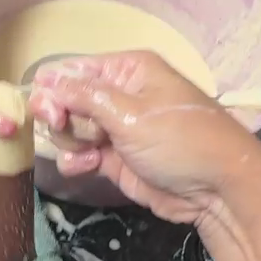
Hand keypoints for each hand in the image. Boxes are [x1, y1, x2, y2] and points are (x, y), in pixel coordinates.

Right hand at [28, 51, 260, 225]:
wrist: (215, 190)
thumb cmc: (179, 140)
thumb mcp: (130, 113)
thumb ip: (83, 97)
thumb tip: (45, 80)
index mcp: (127, 70)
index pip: (74, 70)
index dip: (54, 88)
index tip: (47, 110)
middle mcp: (118, 95)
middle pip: (66, 100)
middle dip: (61, 117)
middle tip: (64, 129)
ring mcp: (115, 128)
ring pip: (69, 130)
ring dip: (69, 142)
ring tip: (89, 152)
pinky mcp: (113, 159)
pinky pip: (79, 154)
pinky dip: (77, 161)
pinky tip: (89, 166)